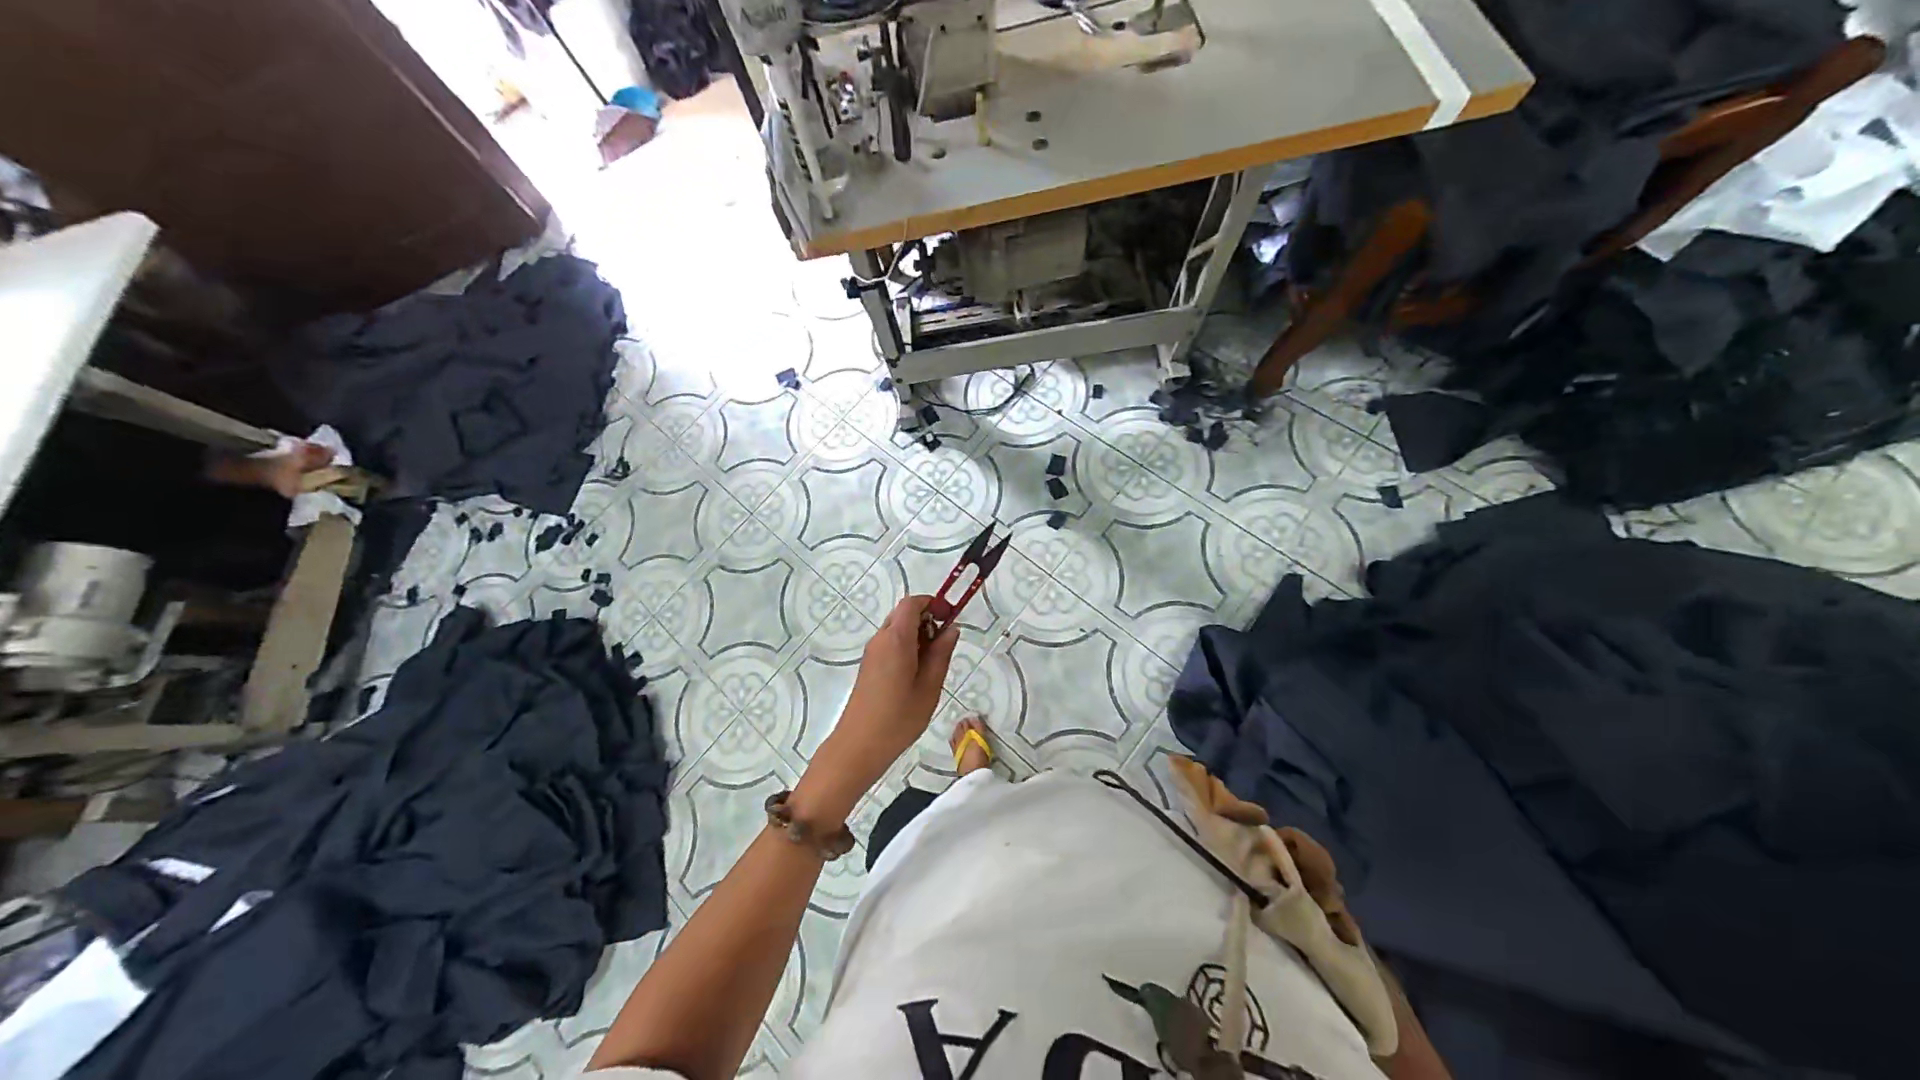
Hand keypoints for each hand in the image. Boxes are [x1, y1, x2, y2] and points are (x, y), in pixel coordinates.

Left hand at [791, 595, 957, 824]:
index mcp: (896, 639)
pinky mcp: (869, 665)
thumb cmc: (899, 717)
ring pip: (898, 628)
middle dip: (928, 620)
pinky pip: (891, 643)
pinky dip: (907, 647)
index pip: (912, 603)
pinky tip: (918, 673)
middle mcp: (881, 639)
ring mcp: (872, 652)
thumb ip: (942, 653)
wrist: (860, 745)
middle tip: (945, 644)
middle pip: (904, 613)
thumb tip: (952, 629)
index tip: (951, 618)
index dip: (933, 603)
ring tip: (934, 662)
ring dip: (918, 635)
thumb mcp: (930, 686)